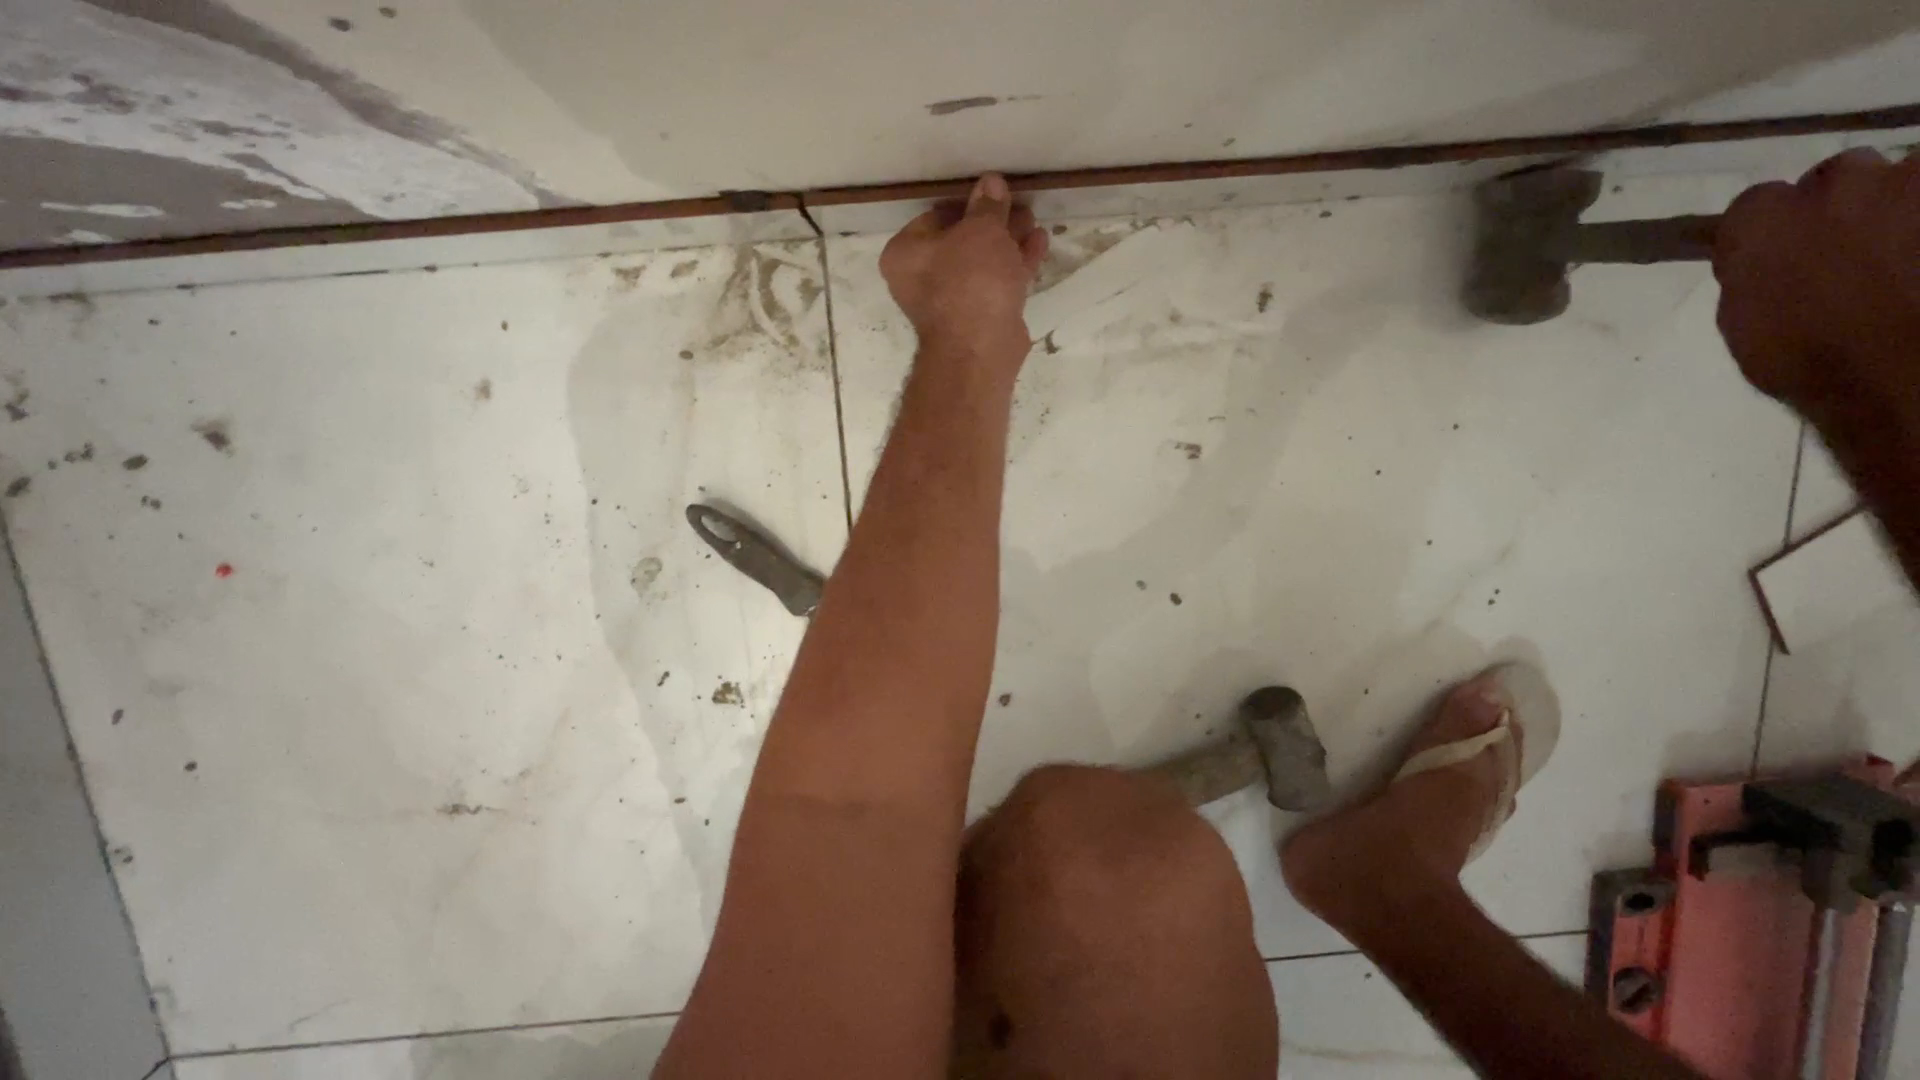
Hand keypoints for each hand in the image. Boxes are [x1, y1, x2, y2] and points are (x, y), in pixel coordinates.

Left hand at [880, 173, 1048, 377]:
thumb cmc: (970, 280)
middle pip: (961, 240)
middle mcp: (921, 277)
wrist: (980, 348)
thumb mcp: (981, 231)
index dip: (969, 202)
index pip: (936, 215)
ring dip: (1007, 241)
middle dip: (993, 222)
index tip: (995, 192)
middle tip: (1020, 204)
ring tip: (1033, 220)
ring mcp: (950, 301)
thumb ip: (988, 205)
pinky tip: (1039, 242)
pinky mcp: (977, 317)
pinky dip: (1015, 263)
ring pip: (981, 262)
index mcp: (906, 253)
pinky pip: (995, 282)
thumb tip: (991, 182)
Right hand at [1714, 148, 1919, 415]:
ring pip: (1903, 177)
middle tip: (1847, 248)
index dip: (1766, 231)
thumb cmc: (1806, 360)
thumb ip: (1751, 277)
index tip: (1774, 256)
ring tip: (1904, 250)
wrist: (1905, 369)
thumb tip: (1764, 262)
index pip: (1754, 204)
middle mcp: (1835, 183)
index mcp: (1762, 221)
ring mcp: (1914, 180)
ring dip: (1899, 205)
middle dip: (1837, 206)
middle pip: (1835, 176)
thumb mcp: (1743, 325)